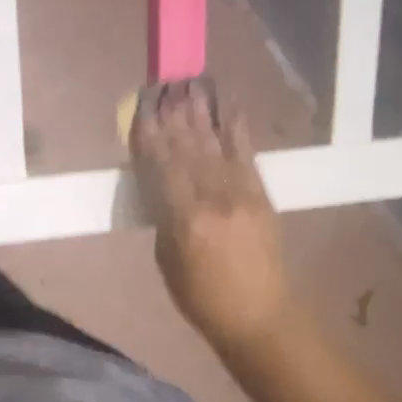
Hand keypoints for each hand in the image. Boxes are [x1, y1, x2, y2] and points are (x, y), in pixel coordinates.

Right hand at [130, 76, 291, 345]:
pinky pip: (246, 154)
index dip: (149, 137)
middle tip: (163, 86)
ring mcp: (242, 194)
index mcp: (185, 220)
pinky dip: (236, 128)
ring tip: (188, 86)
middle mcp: (214, 199)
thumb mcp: (166, 259)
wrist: (258, 315)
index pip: (162, 168)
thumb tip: (159, 182)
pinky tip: (229, 106)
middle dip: (173, 117)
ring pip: (215, 146)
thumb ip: (164, 215)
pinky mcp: (262, 195)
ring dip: (200, 115)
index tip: (139, 110)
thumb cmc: (199, 297)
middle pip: (188, 150)